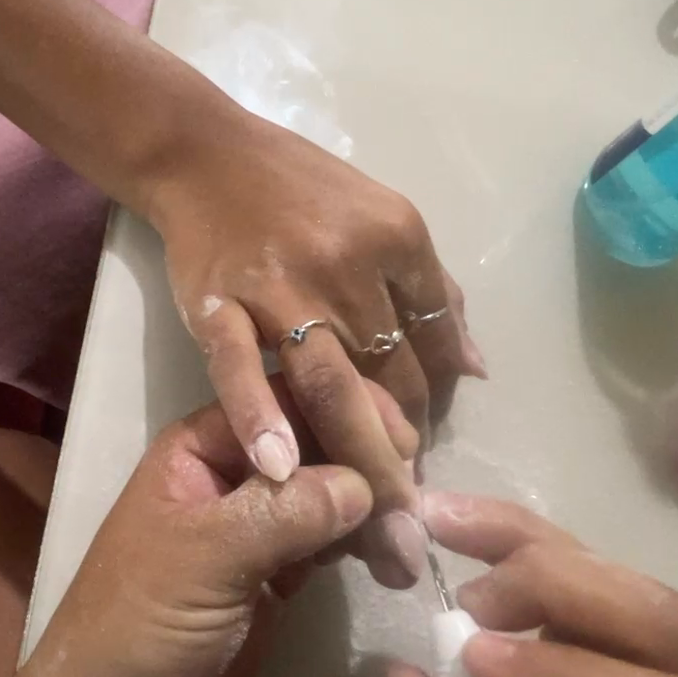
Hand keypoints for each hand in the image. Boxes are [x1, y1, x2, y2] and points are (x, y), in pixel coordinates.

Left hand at [23, 381, 417, 676]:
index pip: (283, 403)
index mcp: (202, 444)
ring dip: (374, 513)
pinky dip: (362, 544)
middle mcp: (235, 468)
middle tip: (413, 503)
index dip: (343, 413)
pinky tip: (391, 562)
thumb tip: (364, 482)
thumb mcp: (206, 558)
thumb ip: (282, 513)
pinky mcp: (278, 562)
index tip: (401, 445)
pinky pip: (331, 536)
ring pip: (331, 491)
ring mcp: (258, 517)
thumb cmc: (142, 619)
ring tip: (406, 550)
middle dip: (366, 468)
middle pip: (315, 443)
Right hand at [144, 117, 485, 590]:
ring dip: (355, 451)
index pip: (433, 339)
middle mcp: (346, 263)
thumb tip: (474, 365)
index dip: (436, 402)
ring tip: (369, 515)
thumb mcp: (381, 217)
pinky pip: (241, 367)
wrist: (204, 155)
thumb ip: (430, 289)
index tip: (423, 450)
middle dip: (405, 450)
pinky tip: (279, 468)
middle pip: (389, 373)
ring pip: (329, 381)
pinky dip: (260, 416)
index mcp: (396, 236)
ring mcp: (278, 286)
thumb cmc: (297, 187)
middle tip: (411, 520)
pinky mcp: (217, 303)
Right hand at [378, 495, 677, 676]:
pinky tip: (461, 523)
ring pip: (634, 583)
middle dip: (556, 589)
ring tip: (450, 532)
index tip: (474, 662)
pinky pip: (591, 568)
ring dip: (537, 546)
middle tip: (467, 600)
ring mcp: (668, 669)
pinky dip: (523, 537)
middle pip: (664, 623)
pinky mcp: (624, 632)